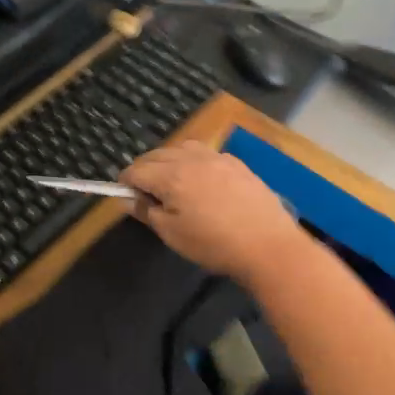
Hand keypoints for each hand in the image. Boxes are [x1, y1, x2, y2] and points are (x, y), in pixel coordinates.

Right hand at [120, 140, 306, 285]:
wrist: (269, 246)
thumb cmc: (214, 244)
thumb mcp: (172, 234)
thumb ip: (146, 212)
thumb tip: (128, 199)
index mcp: (171, 176)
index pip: (136, 170)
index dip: (125, 182)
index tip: (126, 196)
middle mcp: (191, 159)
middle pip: (156, 155)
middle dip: (145, 170)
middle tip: (147, 193)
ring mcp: (217, 158)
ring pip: (182, 148)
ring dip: (169, 161)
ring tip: (174, 182)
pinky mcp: (237, 164)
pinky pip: (206, 153)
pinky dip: (194, 162)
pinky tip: (202, 181)